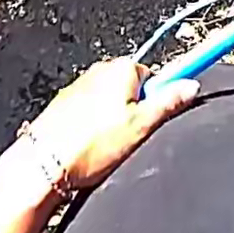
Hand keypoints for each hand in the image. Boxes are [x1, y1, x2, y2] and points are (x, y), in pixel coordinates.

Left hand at [15, 57, 198, 192]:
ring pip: (109, 100)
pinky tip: (87, 145)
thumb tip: (192, 86)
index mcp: (124, 67)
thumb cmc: (89, 146)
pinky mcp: (65, 101)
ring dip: (111, 119)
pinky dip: (91, 124)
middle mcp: (102, 68)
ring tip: (103, 146)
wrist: (41, 165)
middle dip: (133, 111)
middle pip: (132, 88)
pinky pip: (89, 109)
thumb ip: (169, 102)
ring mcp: (81, 83)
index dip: (156, 101)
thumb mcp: (140, 127)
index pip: (155, 76)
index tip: (153, 118)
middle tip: (128, 138)